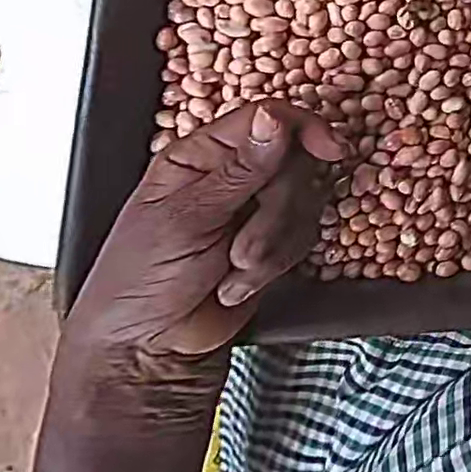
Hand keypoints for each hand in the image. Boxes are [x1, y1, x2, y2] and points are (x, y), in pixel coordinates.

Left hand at [53, 101, 344, 423]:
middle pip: (293, 161)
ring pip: (303, 200)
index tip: (330, 149)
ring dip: (273, 243)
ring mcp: (256, 206)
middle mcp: (234, 173)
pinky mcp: (274, 239)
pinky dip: (276, 263)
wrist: (148, 354)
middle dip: (276, 209)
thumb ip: (240, 169)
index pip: (265, 119)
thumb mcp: (186, 221)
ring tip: (233, 272)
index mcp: (201, 155)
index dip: (303, 128)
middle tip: (243, 248)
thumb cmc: (140, 283)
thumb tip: (275, 118)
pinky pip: (303, 234)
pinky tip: (238, 284)